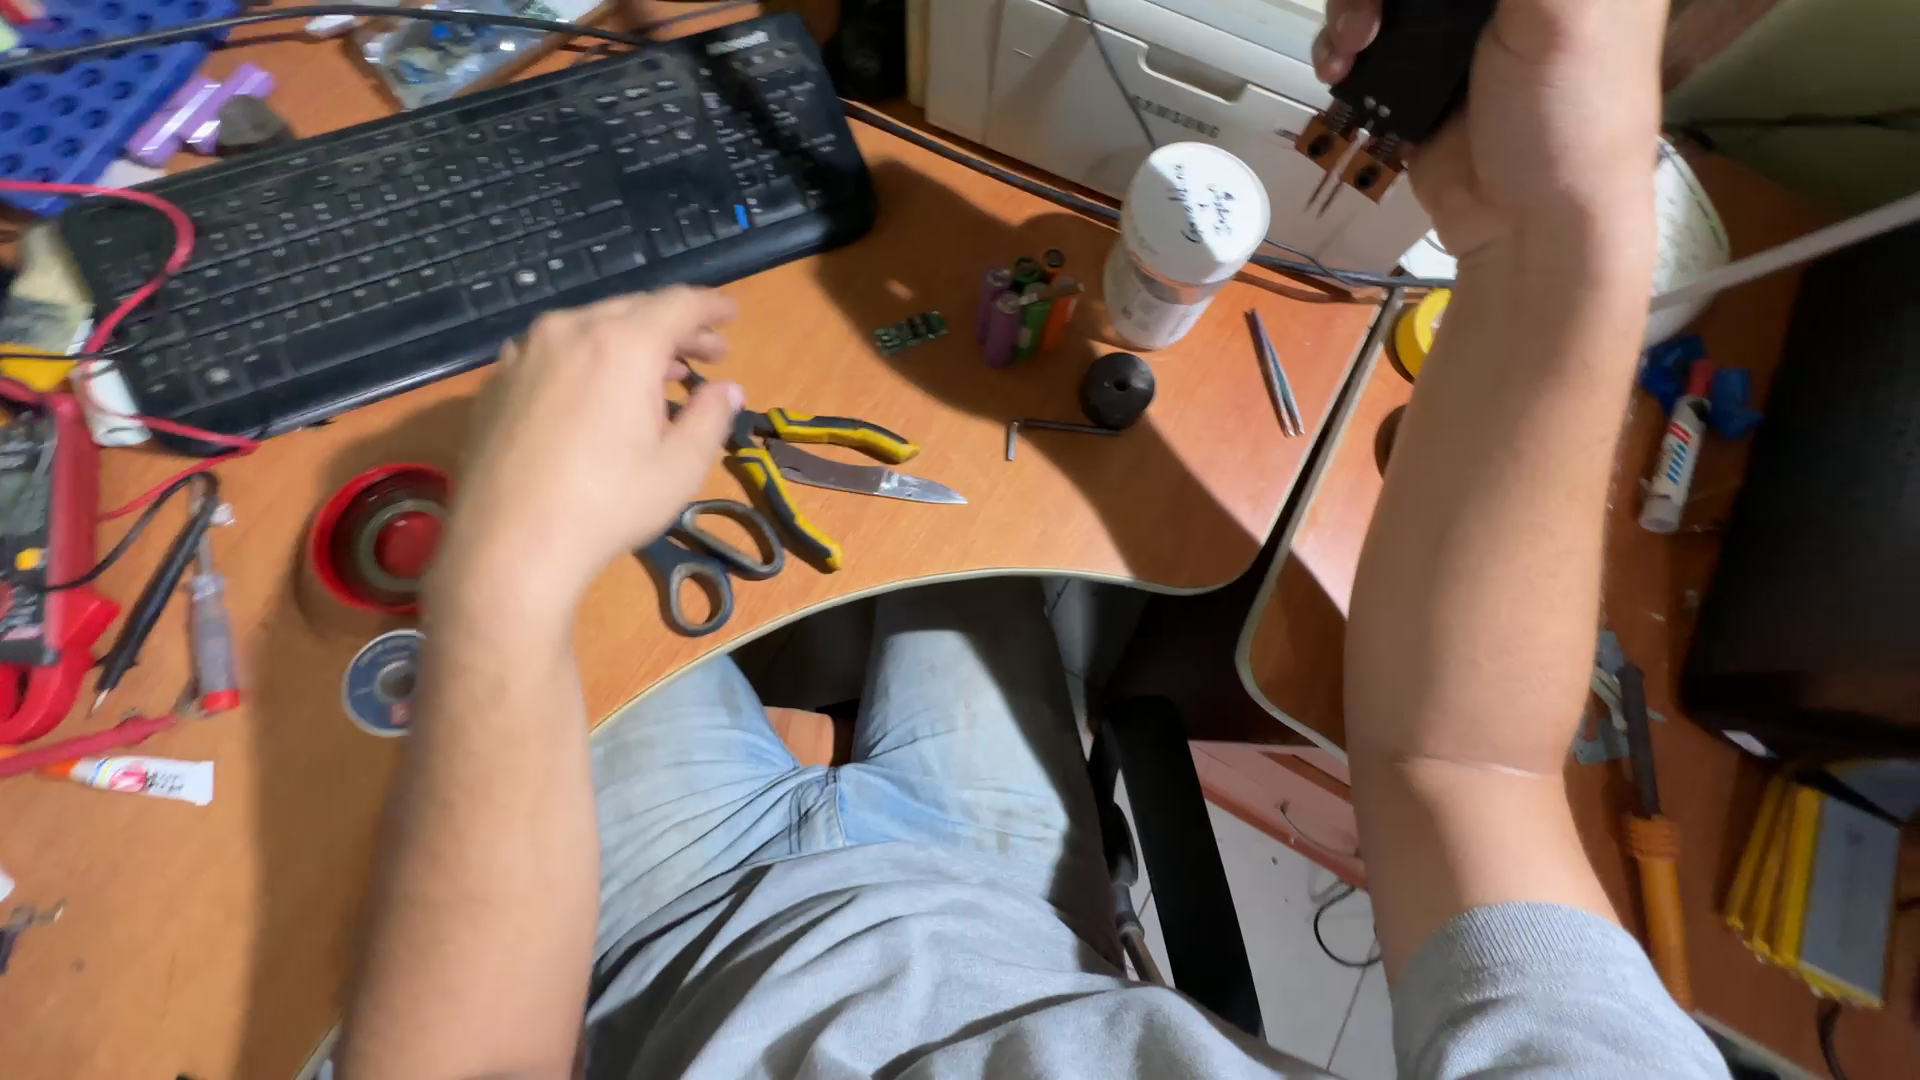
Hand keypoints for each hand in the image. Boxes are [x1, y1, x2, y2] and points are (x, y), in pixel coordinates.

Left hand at [431, 287, 743, 622]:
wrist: (512, 544)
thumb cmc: (611, 504)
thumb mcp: (681, 465)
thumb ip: (711, 416)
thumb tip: (727, 389)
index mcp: (623, 345)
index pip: (678, 304)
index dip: (712, 307)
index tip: (732, 315)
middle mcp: (570, 332)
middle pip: (634, 310)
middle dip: (676, 328)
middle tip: (707, 354)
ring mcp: (524, 353)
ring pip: (590, 327)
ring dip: (632, 342)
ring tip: (658, 376)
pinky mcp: (497, 382)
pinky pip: (555, 352)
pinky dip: (589, 360)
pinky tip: (598, 393)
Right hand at [1313, 0, 1667, 257]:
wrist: (1523, 217)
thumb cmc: (1567, 106)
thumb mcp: (1559, 5)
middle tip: (1368, 14)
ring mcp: (1454, 21)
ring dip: (1350, 9)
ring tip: (1350, 50)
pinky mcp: (1414, 68)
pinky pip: (1362, 36)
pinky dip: (1340, 48)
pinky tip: (1340, 70)